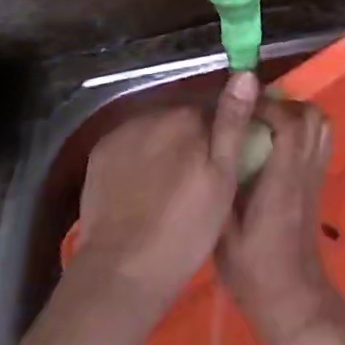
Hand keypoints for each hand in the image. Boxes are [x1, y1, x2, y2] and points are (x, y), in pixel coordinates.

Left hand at [74, 69, 259, 298]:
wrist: (122, 270)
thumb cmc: (185, 229)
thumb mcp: (222, 179)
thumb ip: (232, 123)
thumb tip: (245, 74)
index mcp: (186, 117)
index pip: (211, 110)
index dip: (218, 136)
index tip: (220, 164)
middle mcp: (152, 113)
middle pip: (179, 117)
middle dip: (189, 138)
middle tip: (195, 179)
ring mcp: (122, 131)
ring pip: (153, 131)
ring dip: (162, 146)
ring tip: (167, 187)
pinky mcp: (100, 152)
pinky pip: (128, 145)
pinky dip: (137, 158)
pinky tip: (141, 188)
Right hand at [217, 97, 334, 343]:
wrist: (293, 303)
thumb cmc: (254, 271)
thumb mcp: (224, 234)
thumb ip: (222, 187)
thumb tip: (213, 144)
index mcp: (283, 181)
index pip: (290, 125)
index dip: (267, 106)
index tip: (240, 106)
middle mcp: (306, 171)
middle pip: (312, 117)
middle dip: (283, 104)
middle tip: (253, 112)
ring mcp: (316, 176)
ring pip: (321, 125)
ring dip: (295, 114)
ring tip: (263, 122)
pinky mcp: (317, 183)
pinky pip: (319, 140)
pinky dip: (301, 129)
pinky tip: (273, 142)